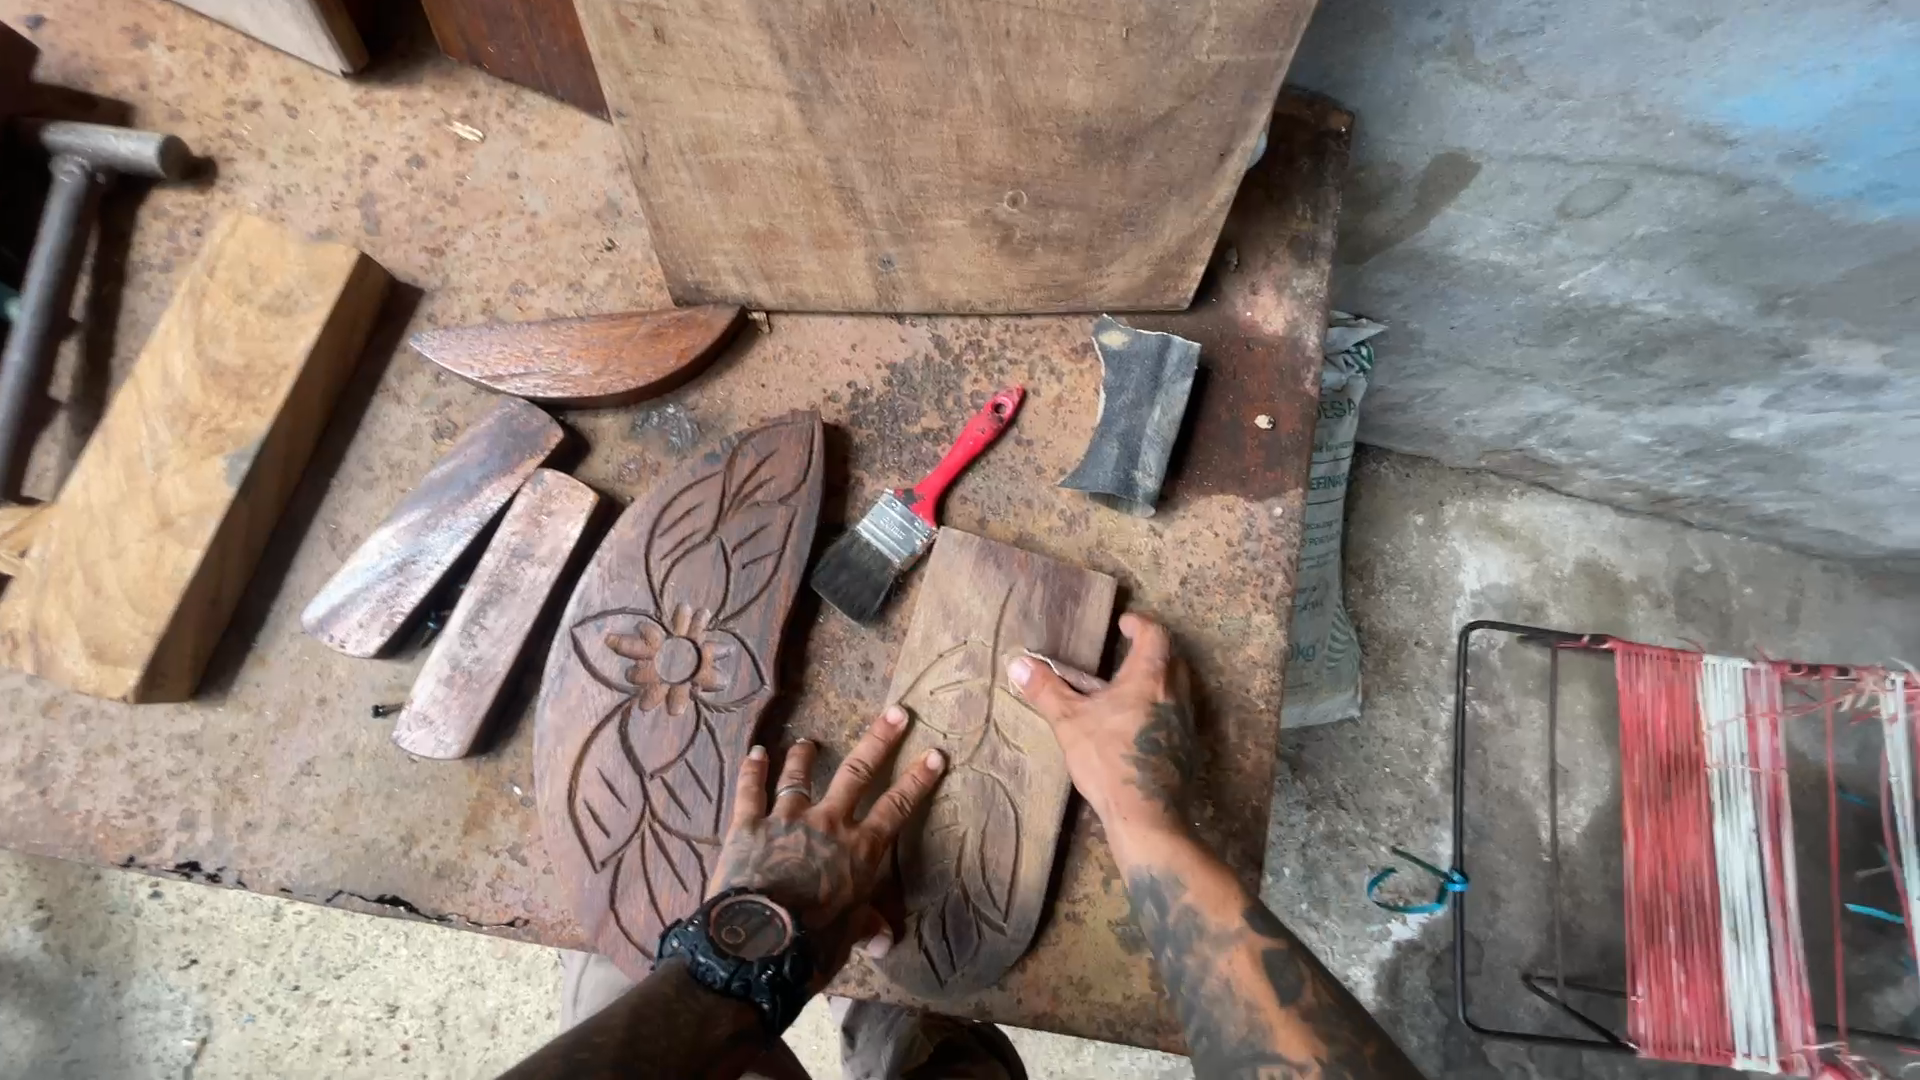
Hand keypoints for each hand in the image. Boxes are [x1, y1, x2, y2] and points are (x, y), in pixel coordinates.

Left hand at [708, 706, 946, 986]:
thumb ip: (865, 926)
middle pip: (858, 772)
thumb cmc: (811, 946)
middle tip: (897, 711)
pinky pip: (751, 792)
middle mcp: (828, 823)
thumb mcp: (846, 938)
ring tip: (807, 741)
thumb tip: (883, 938)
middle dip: (880, 740)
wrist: (755, 946)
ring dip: (803, 756)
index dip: (918, 780)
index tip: (935, 754)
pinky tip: (754, 753)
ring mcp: (787, 820)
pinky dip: (752, 771)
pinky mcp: (748, 826)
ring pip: (798, 777)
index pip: (896, 808)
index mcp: (859, 850)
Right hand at [1006, 613, 1196, 838]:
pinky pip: (1176, 713)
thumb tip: (1018, 664)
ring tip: (1129, 687)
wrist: (1145, 814)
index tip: (1124, 624)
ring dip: (1158, 678)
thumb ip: (1046, 689)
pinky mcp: (1186, 747)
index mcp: (1149, 677)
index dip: (1140, 624)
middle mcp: (1174, 693)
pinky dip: (1160, 706)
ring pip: (1177, 686)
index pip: (1154, 634)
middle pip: (1172, 657)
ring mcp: (1184, 722)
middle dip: (1151, 649)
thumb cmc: (1107, 759)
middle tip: (1127, 651)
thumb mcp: (1069, 721)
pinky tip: (1137, 723)